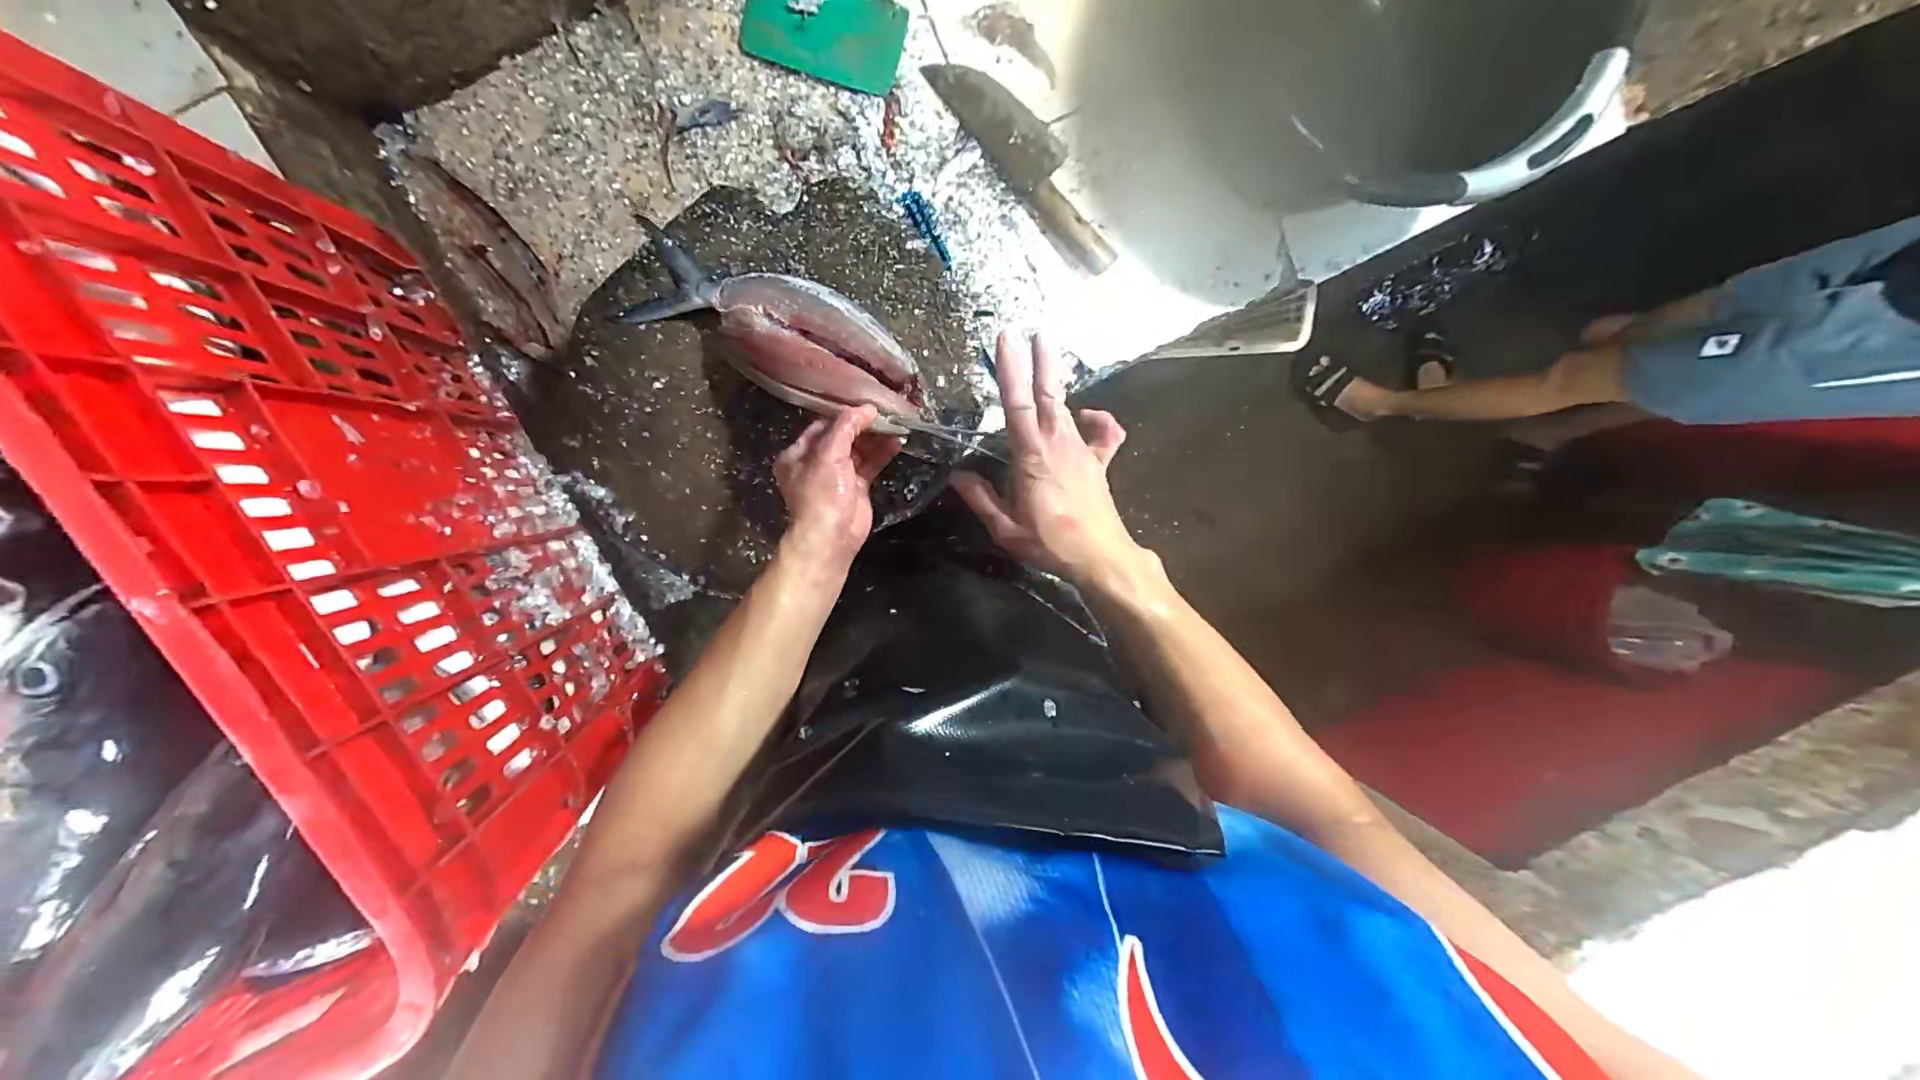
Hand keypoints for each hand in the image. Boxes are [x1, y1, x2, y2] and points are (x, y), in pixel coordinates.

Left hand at [774, 405, 901, 568]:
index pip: (822, 425)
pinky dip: (882, 454)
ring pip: (859, 450)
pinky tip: (897, 443)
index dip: (844, 415)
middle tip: (886, 413)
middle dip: (864, 426)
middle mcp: (816, 462)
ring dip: (876, 439)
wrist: (831, 537)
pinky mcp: (856, 487)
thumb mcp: (828, 454)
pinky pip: (870, 465)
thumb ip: (846, 427)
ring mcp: (837, 476)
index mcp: (798, 453)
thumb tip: (866, 408)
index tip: (866, 404)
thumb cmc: (822, 493)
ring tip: (896, 425)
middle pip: (842, 436)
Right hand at [953, 331, 1146, 589]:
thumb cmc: (1050, 543)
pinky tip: (1088, 416)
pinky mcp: (1099, 463)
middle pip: (1048, 394)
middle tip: (1033, 332)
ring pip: (1068, 408)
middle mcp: (1059, 444)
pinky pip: (1103, 434)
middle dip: (1040, 361)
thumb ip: (981, 499)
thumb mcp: (1006, 529)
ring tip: (1049, 357)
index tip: (1007, 339)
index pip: (1017, 404)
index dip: (1011, 369)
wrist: (1101, 556)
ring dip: (1057, 382)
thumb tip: (958, 476)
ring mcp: (1082, 451)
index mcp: (1032, 456)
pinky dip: (1098, 421)